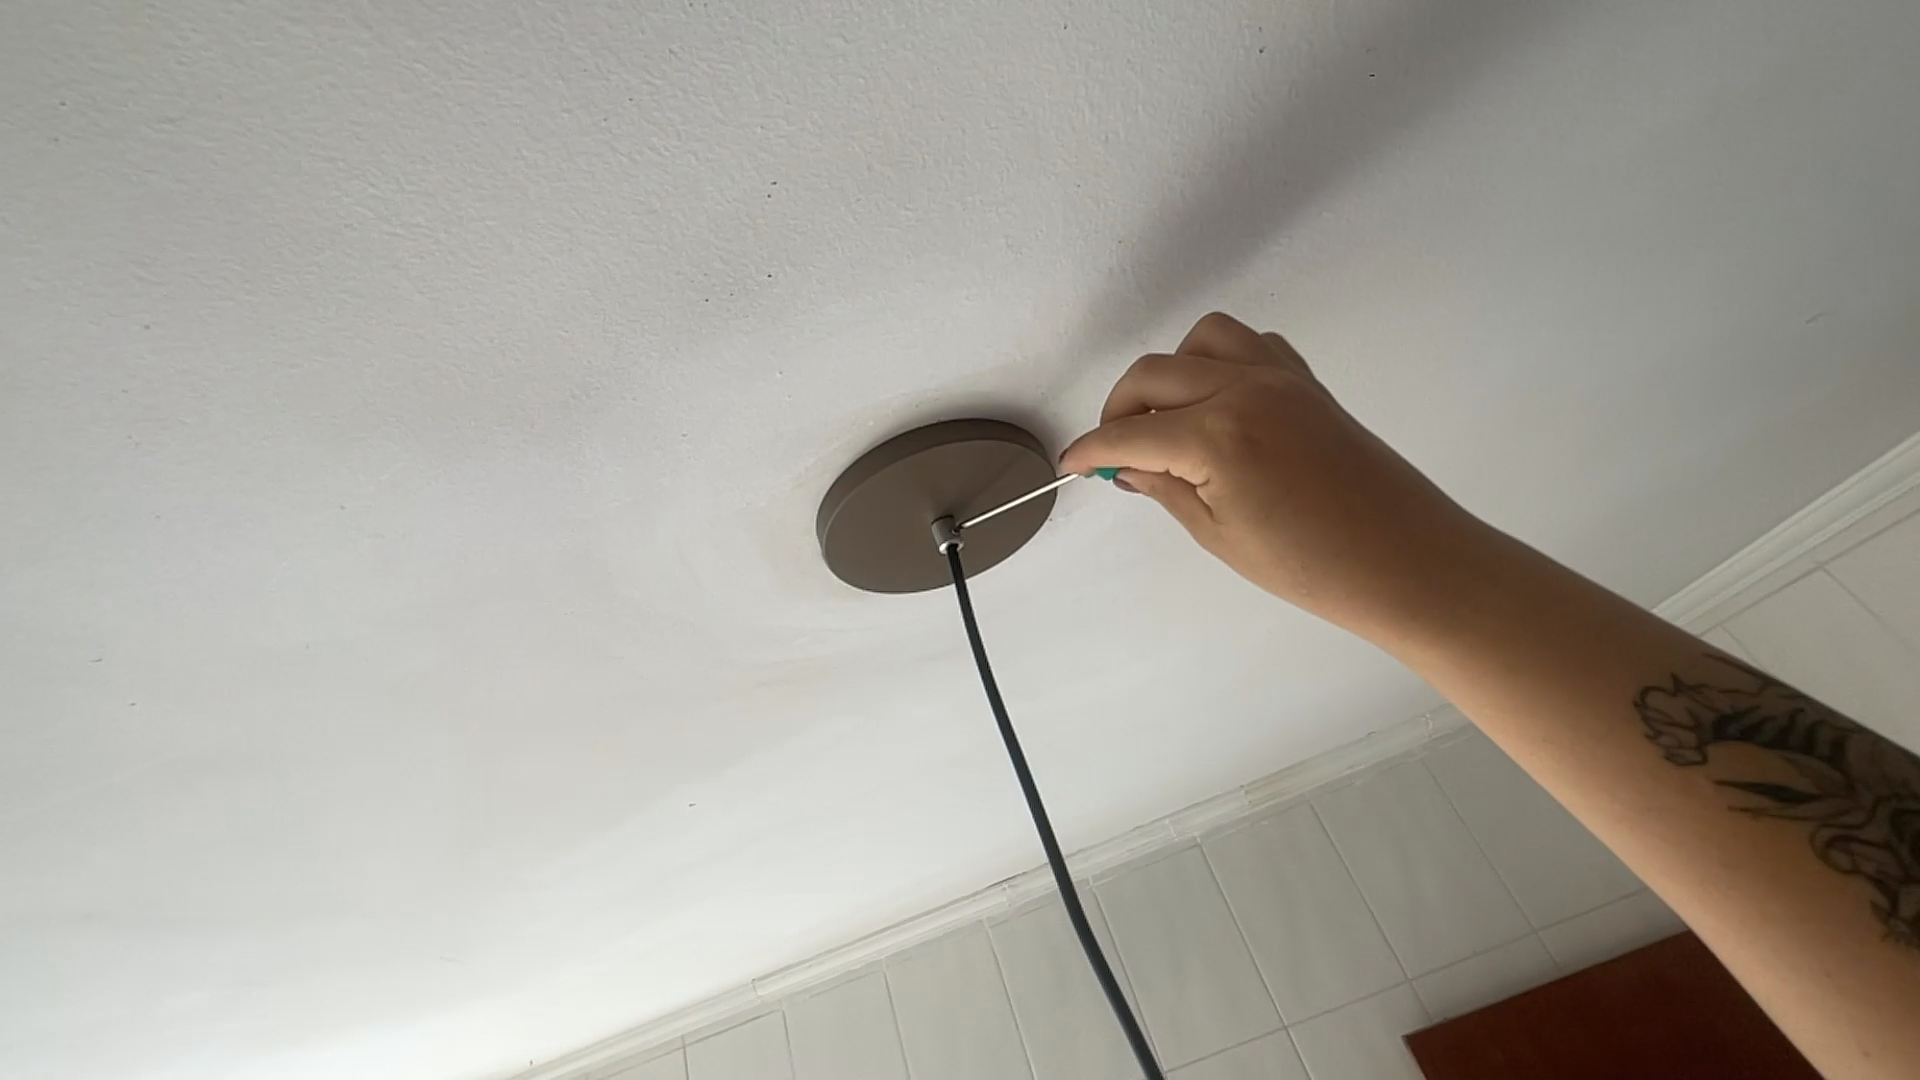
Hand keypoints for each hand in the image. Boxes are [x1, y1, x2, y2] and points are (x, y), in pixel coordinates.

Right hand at [1060, 312, 1494, 642]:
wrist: (1407, 562)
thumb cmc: (1309, 567)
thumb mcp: (1216, 535)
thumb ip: (1163, 488)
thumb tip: (1124, 466)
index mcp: (1215, 437)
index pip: (1127, 433)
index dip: (1088, 449)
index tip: (1069, 464)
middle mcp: (1243, 390)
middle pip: (1152, 374)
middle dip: (1118, 409)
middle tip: (1114, 451)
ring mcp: (1281, 378)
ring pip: (1201, 341)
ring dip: (1170, 374)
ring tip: (1167, 420)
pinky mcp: (1308, 383)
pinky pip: (1251, 345)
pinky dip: (1219, 363)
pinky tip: (1217, 405)